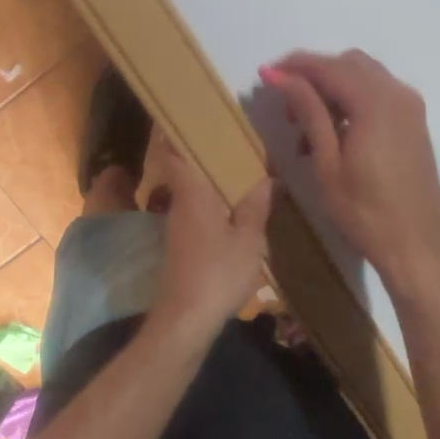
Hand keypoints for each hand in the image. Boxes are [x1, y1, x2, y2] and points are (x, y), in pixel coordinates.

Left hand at [153, 146, 273, 332]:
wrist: (188, 319)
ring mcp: (176, 229)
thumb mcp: (249, 239)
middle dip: (205, 160)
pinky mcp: (180, 250)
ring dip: (211, 187)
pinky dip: (212, 211)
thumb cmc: (219, 273)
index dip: (178, 133)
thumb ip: (256, 207)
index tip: (192, 119)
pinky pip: (196, 217)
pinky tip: (234, 216)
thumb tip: (266, 178)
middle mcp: (178, 205)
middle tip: (233, 146)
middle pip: (186, 173)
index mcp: (192, 192)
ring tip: (241, 178)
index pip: (173, 152)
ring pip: (192, 197)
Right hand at [261, 51, 439, 300]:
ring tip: (307, 130)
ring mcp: (410, 106)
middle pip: (348, 64)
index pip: (328, 67)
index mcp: (373, 101)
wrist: (416, 242)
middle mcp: (396, 92)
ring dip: (333, 90)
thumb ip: (309, 113)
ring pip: (365, 78)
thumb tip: (282, 77)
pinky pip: (379, 96)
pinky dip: (353, 103)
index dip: (294, 67)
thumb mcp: (328, 164)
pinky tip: (335, 135)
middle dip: (314, 76)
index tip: (265, 75)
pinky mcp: (414, 123)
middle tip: (286, 108)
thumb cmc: (365, 212)